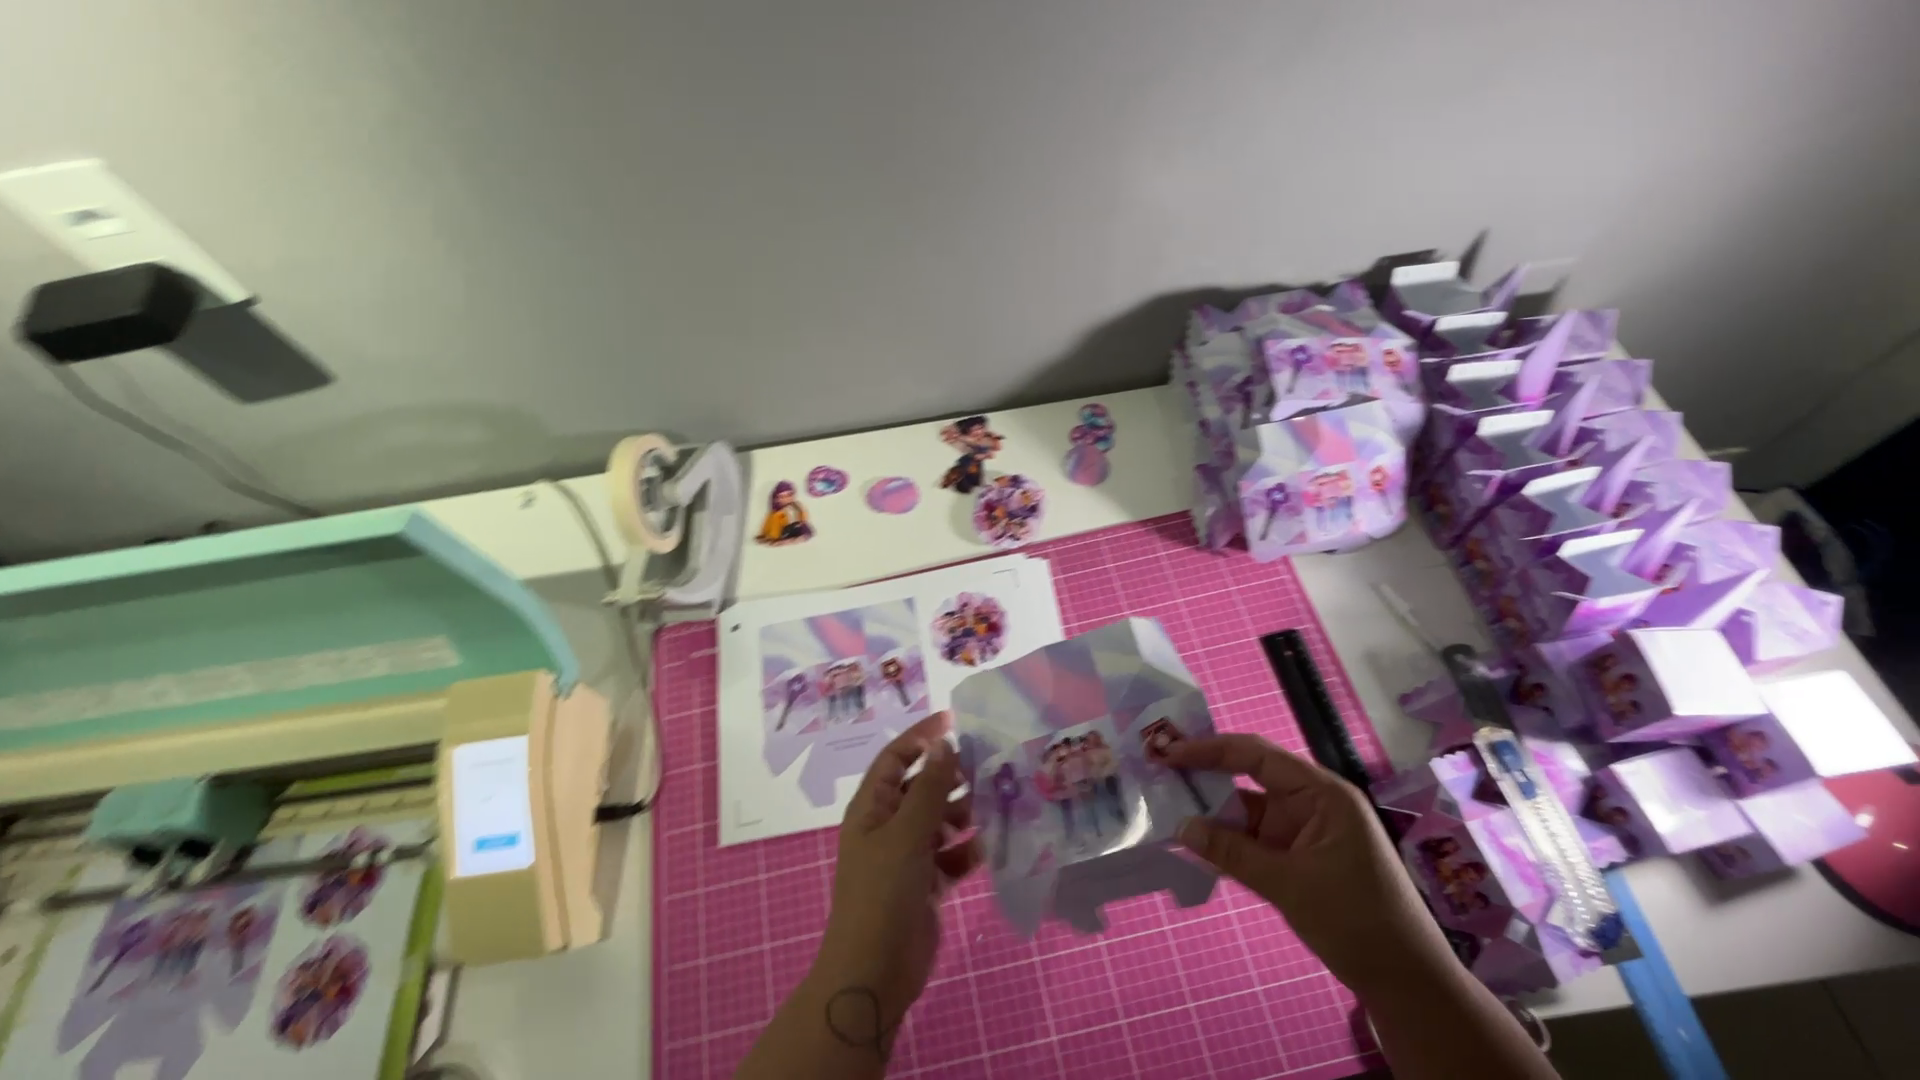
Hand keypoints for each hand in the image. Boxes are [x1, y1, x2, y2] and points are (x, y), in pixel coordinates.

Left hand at [811, 712, 978, 1043]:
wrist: (874, 970)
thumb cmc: (882, 892)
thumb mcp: (906, 834)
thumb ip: (930, 789)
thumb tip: (944, 744)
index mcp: (871, 808)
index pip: (895, 758)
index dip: (921, 736)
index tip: (955, 720)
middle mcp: (888, 827)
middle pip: (922, 788)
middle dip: (952, 776)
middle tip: (991, 763)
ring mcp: (907, 857)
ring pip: (941, 821)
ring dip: (967, 812)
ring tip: (1001, 800)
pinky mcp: (927, 884)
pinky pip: (953, 855)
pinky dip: (971, 848)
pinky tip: (997, 843)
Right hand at [1166, 734, 1453, 994]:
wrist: (1405, 981)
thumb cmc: (1357, 921)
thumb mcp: (1289, 885)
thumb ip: (1232, 852)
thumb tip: (1180, 826)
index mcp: (1322, 794)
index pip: (1257, 756)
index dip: (1209, 749)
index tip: (1167, 751)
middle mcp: (1311, 803)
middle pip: (1248, 777)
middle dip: (1204, 774)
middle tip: (1156, 771)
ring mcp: (1303, 831)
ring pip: (1246, 811)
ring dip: (1209, 811)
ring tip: (1162, 805)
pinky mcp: (1297, 858)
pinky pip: (1252, 839)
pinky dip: (1224, 840)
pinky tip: (1191, 842)